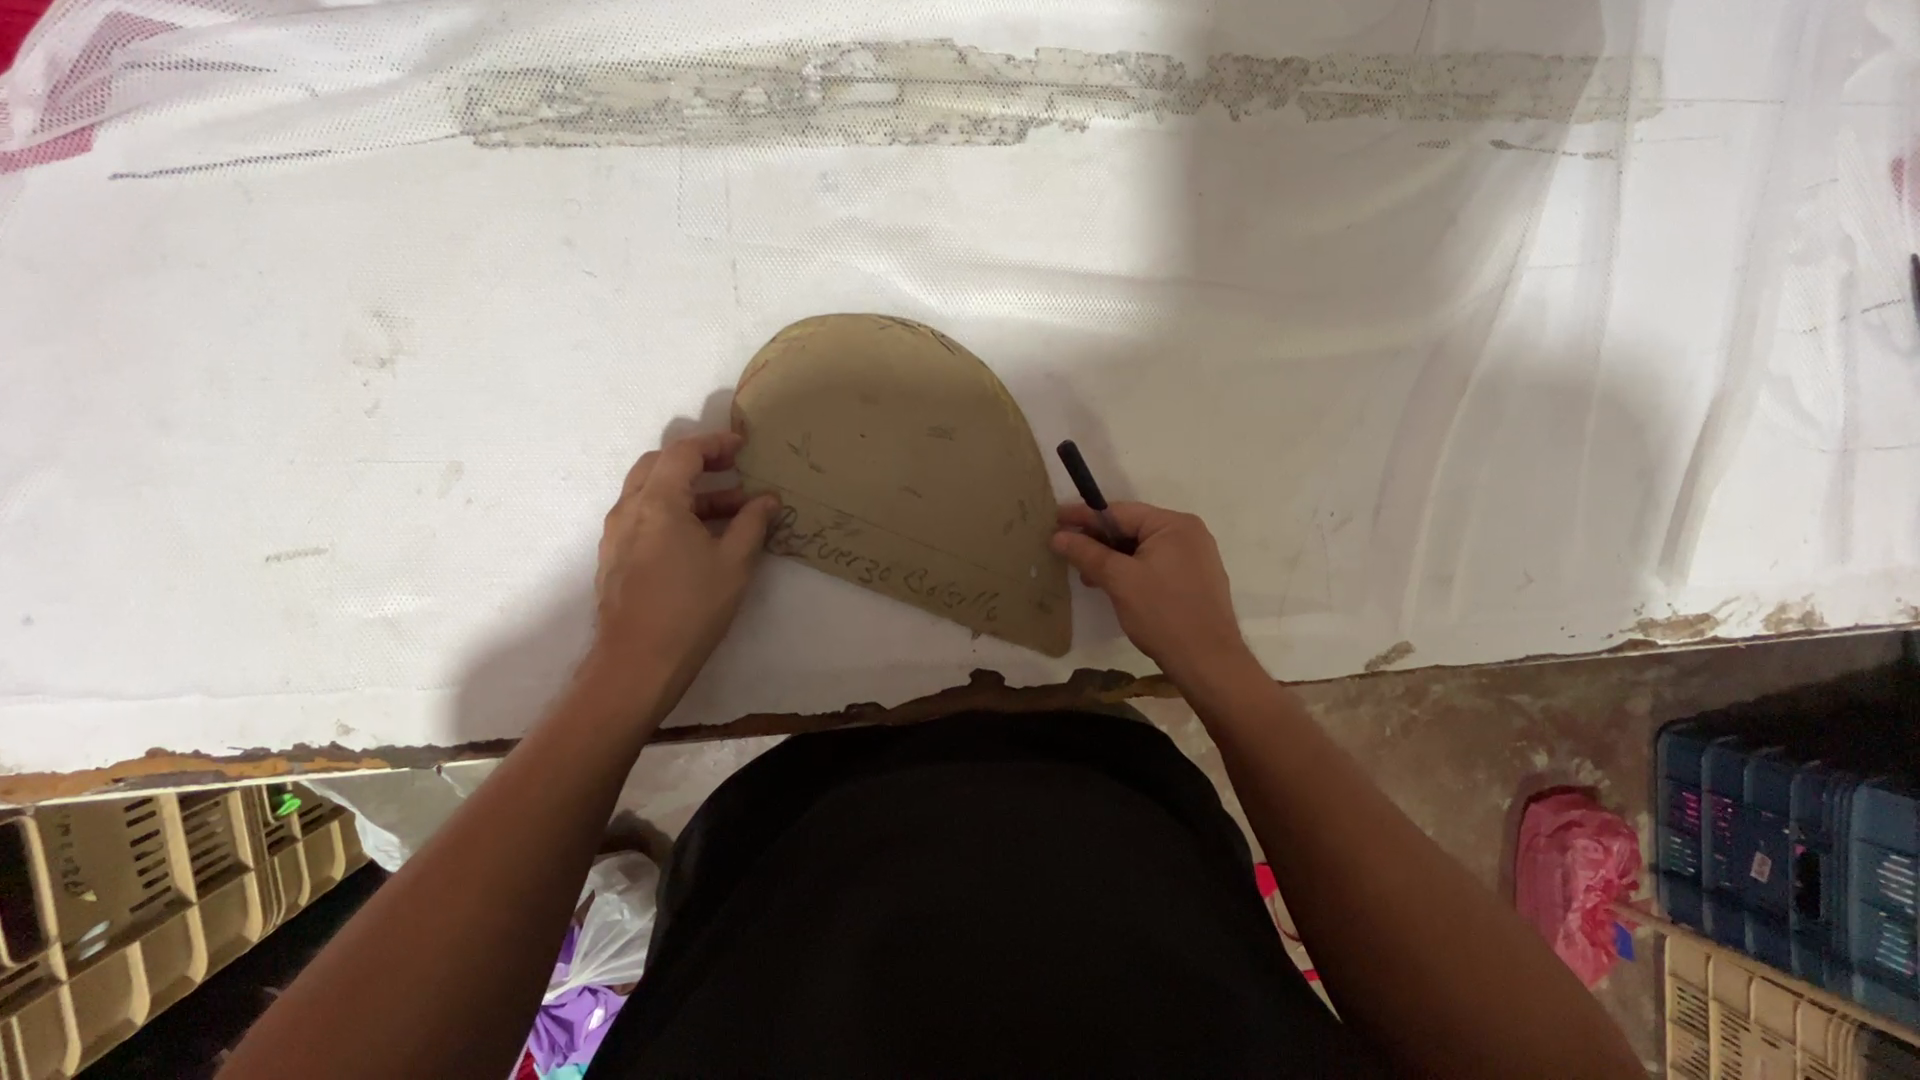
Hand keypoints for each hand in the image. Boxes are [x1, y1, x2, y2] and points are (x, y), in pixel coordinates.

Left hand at [587, 432, 779, 712]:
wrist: (638, 661)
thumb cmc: (691, 607)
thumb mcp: (734, 562)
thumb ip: (753, 523)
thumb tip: (768, 499)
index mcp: (657, 501)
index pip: (683, 452)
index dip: (715, 443)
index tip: (743, 446)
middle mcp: (629, 509)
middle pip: (659, 465)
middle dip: (697, 461)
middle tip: (732, 469)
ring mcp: (617, 534)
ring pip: (650, 493)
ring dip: (688, 490)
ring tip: (730, 509)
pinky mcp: (615, 557)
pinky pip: (644, 517)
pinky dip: (672, 511)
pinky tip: (701, 536)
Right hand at [1052, 502, 1247, 676]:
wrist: (1208, 661)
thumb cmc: (1163, 613)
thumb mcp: (1119, 580)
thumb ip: (1087, 553)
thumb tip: (1058, 535)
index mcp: (1174, 524)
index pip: (1120, 512)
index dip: (1084, 516)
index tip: (1054, 518)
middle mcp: (1189, 534)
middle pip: (1132, 529)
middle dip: (1098, 541)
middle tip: (1066, 552)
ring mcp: (1195, 558)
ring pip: (1142, 550)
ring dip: (1112, 560)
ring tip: (1087, 576)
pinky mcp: (1194, 581)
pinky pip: (1155, 565)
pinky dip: (1130, 572)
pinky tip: (1112, 586)